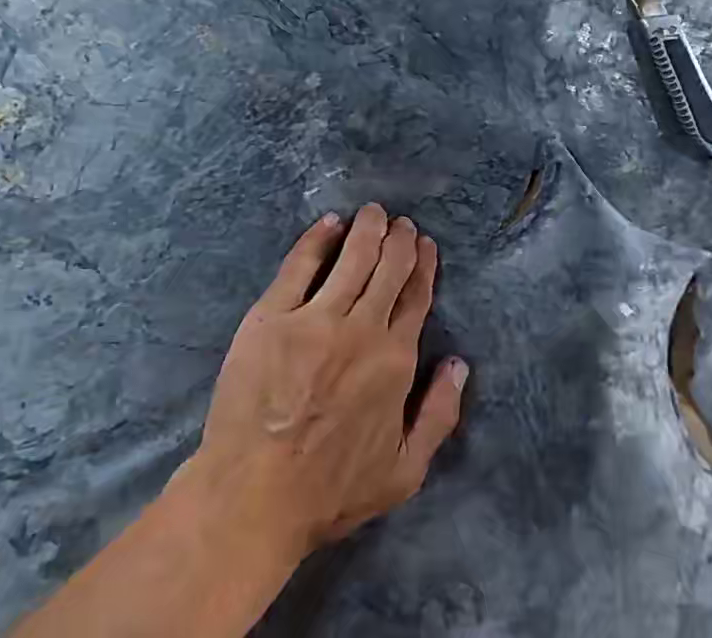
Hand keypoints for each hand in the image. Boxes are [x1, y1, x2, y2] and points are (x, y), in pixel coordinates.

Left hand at [183, 203, 468, 552]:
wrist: (252, 498)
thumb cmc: (330, 489)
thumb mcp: (405, 470)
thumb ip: (440, 414)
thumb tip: (459, 364)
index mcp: (396, 360)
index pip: (415, 297)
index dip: (423, 266)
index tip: (426, 245)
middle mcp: (362, 329)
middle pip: (388, 269)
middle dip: (400, 240)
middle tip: (401, 222)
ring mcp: (314, 320)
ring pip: (351, 259)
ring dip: (366, 230)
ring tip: (372, 212)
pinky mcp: (270, 319)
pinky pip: (299, 267)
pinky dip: (317, 241)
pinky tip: (328, 223)